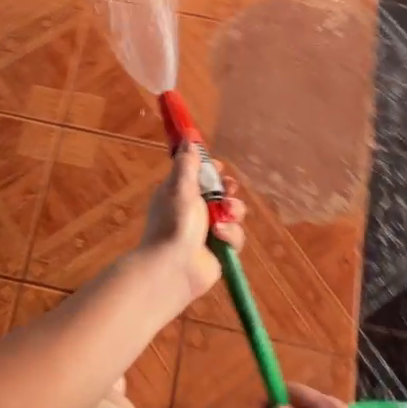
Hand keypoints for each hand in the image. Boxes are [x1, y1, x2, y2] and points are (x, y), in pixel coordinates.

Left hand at [138, 148, 245, 301]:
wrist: (172, 268)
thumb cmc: (173, 223)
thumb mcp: (180, 188)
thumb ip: (187, 164)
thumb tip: (188, 139)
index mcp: (179, 192)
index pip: (198, 174)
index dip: (211, 170)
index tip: (219, 168)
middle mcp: (193, 210)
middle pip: (220, 193)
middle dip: (228, 190)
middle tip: (228, 190)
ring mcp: (207, 230)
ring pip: (232, 213)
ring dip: (232, 211)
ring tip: (226, 214)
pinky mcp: (219, 249)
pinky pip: (234, 236)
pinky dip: (230, 234)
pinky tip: (220, 236)